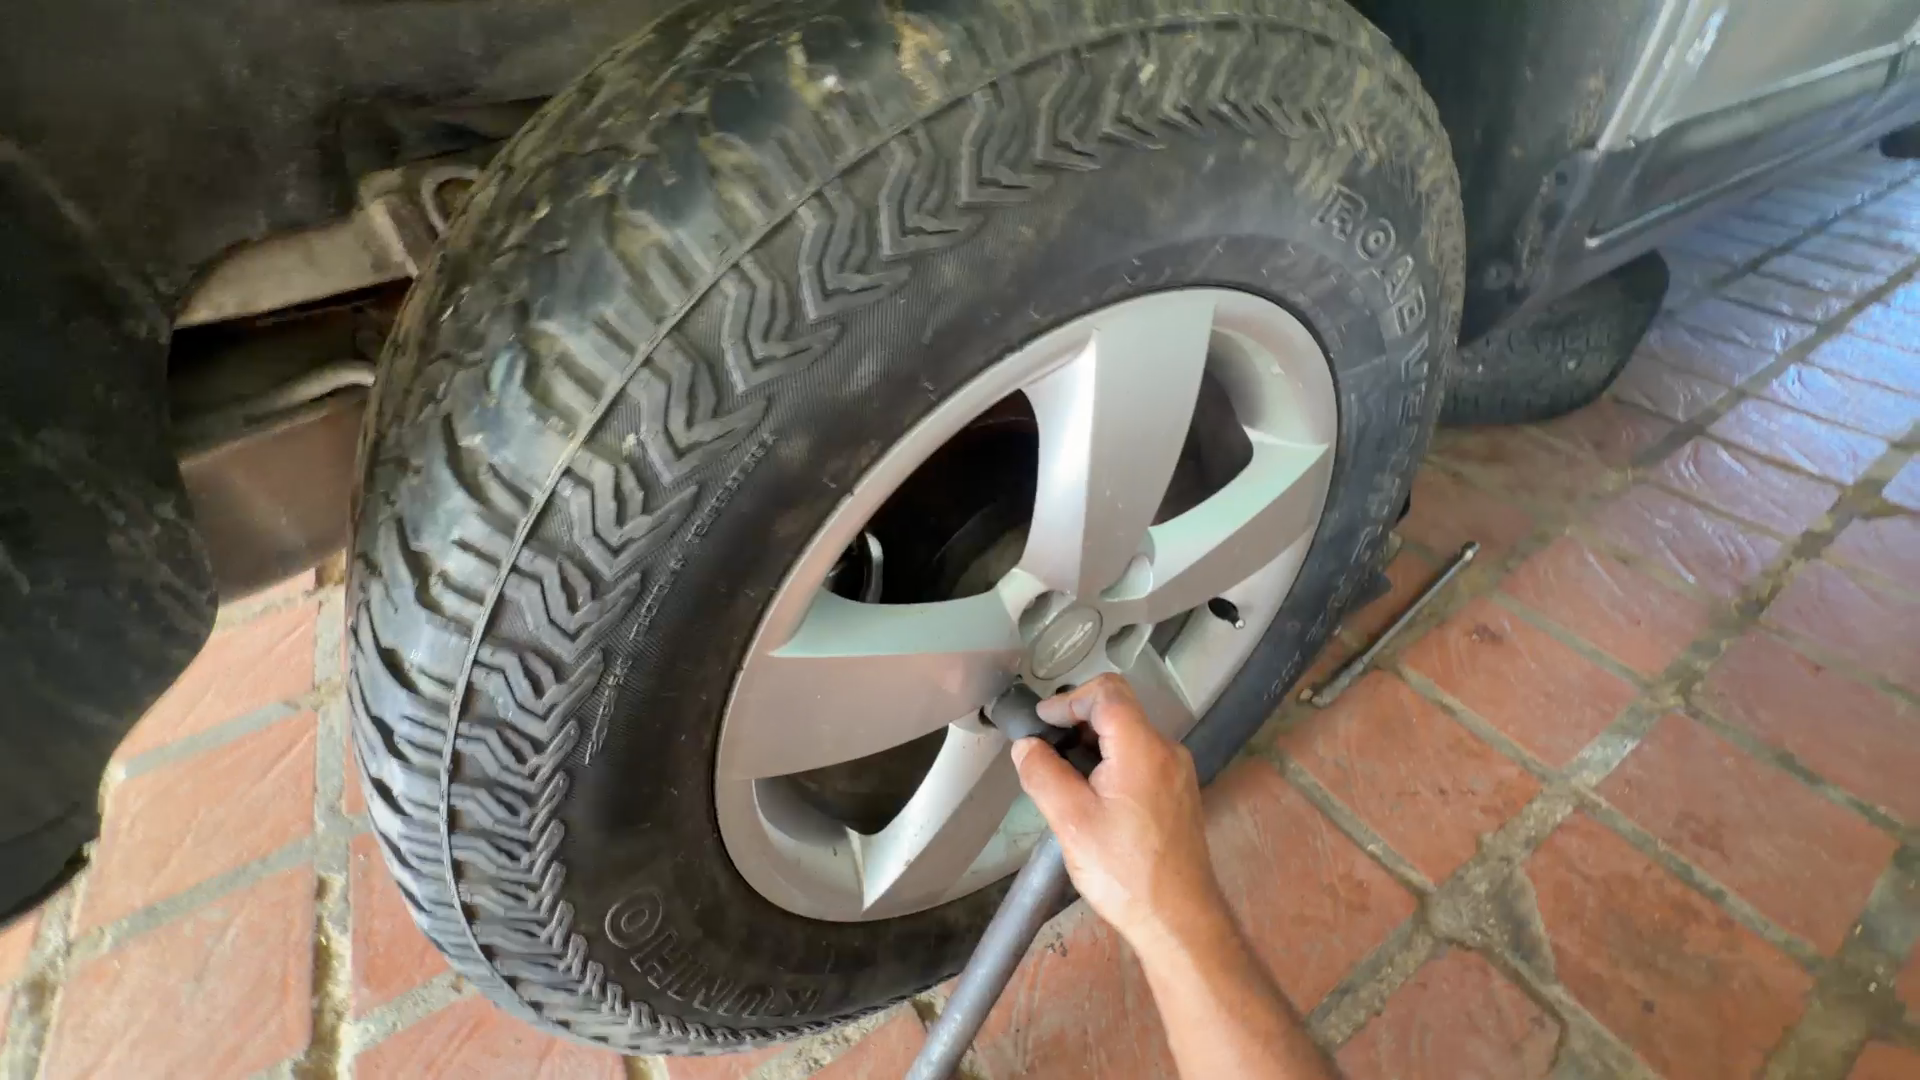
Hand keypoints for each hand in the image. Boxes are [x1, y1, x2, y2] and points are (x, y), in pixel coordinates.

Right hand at [1009, 674, 1226, 953]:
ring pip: (1129, 733)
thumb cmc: (1124, 871)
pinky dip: (1111, 759)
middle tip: (1047, 748)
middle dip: (1077, 718)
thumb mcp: (1071, 821)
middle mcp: (1166, 749)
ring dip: (1093, 741)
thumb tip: (1025, 745)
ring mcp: (1177, 771)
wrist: (1179, 922)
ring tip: (1064, 774)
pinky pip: (1141, 756)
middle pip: (1119, 707)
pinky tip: (1092, 793)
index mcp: (1142, 747)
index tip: (1041, 724)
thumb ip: (1043, 774)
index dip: (1068, 699)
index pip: (1106, 692)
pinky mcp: (1178, 792)